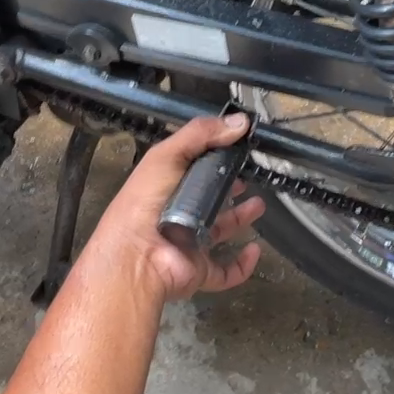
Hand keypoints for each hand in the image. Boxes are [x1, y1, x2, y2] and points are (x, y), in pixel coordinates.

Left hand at [74, 114, 264, 305]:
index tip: (238, 149)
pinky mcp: (199, 269)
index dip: (214, 157)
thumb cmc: (144, 203)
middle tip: (249, 177)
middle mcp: (177, 214)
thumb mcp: (167, 155)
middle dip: (230, 188)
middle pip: (208, 199)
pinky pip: (226, 270)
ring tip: (258, 205)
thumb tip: (240, 122)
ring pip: (220, 230)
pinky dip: (243, 264)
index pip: (193, 168)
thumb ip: (202, 134)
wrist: (135, 257)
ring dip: (240, 218)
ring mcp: (189, 243)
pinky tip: (254, 250)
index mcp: (166, 186)